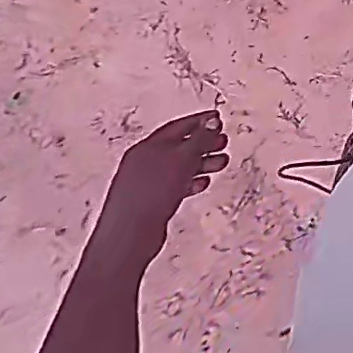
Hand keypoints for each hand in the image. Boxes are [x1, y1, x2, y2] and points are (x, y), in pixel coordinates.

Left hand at [87, 110, 228, 272]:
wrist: (131, 234)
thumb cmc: (149, 194)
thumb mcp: (183, 158)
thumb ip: (200, 138)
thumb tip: (211, 122)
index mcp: (147, 147)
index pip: (179, 126)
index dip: (200, 121)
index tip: (216, 118)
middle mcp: (144, 162)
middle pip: (180, 145)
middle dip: (204, 142)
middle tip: (222, 140)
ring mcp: (146, 182)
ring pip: (180, 166)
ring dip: (202, 162)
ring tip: (220, 162)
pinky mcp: (150, 201)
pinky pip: (175, 184)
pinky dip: (191, 180)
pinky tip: (201, 183)